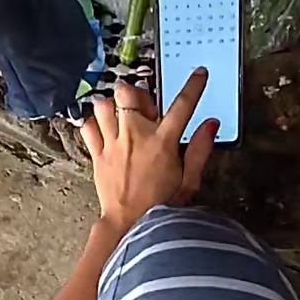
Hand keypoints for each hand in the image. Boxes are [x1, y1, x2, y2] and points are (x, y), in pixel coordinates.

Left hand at [81, 70, 218, 233]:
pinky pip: (88, 127)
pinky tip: (106, 130)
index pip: (182, 105)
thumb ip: (201, 150)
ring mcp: (113, 144)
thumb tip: (211, 125)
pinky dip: (95, 123)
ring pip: (104, 105)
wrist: (129, 226)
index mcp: (163, 142)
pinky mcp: (98, 155)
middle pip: (128, 93)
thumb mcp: (190, 181)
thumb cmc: (162, 207)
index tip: (200, 73)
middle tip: (145, 107)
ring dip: (114, 105)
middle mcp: (135, 137)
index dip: (194, 85)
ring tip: (123, 116)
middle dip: (137, 93)